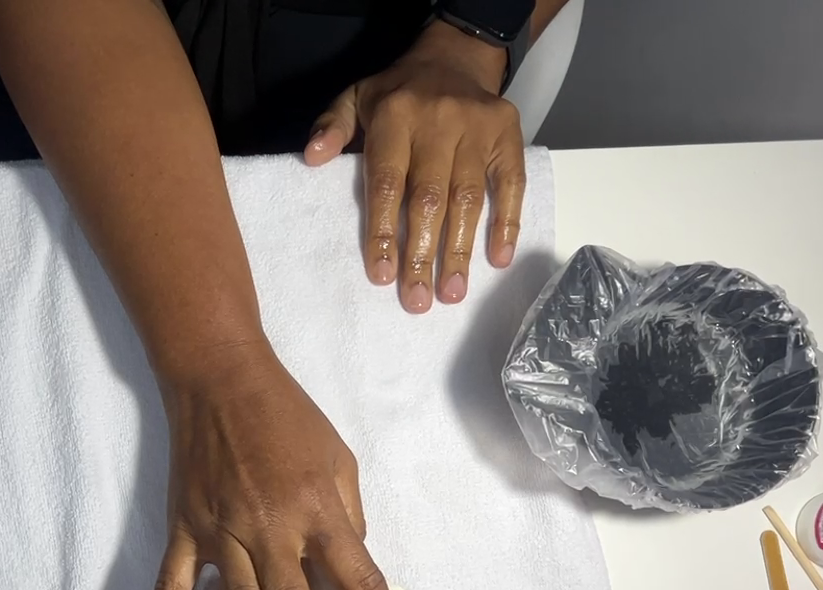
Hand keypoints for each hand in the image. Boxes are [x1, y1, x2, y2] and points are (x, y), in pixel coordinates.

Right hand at [148, 346, 420, 589]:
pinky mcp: (184, 532)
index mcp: (317, 509)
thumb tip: (353, 575)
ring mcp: (220, 534)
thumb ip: (347, 521)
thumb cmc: (288, 419)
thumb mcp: (338, 460)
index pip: (359, 579)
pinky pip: (170, 588)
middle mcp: (270, 529)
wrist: (220, 379)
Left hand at [305, 18, 525, 312]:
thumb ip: (331, 127)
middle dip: (423, 256)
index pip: (387, 184)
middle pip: (430, 200)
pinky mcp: (508, 134)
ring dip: (460, 251)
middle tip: (417, 301)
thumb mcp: (355, 99)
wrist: (454, 55)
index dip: (384, 233)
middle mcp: (440, 122)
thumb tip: (311, 157)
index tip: (382, 276)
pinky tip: (497, 260)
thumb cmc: (396, 96)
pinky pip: (511, 183)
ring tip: (452, 294)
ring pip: (468, 199)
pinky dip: (507, 222)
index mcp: (396, 119)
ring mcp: (478, 129)